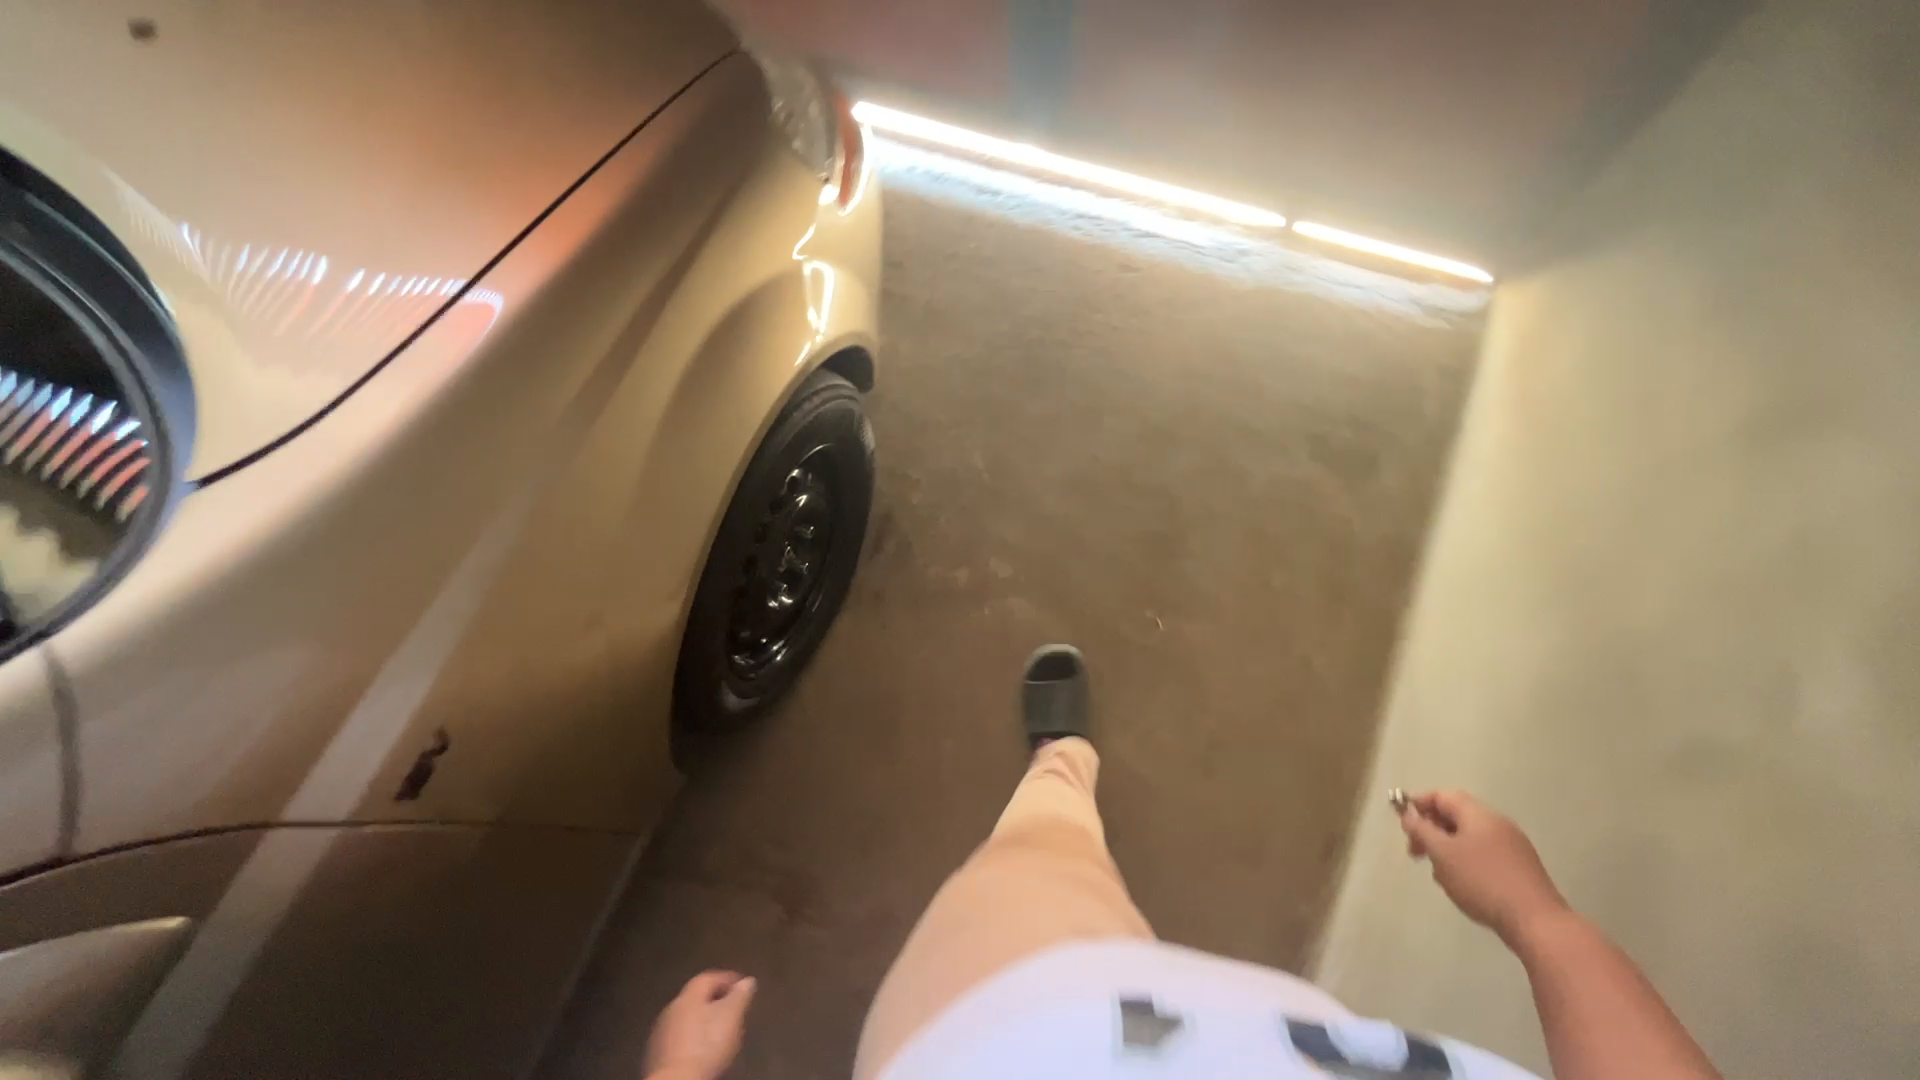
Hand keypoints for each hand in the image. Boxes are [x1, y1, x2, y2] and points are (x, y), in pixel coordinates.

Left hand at [646, 971, 756, 1079]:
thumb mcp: (732, 1016)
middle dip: (715, 1001)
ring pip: (687, 1018)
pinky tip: (703, 1049)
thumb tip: (747, 981)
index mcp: (689, 996)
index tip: (743, 986)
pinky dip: (693, 1038)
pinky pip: (680, 1038)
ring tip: (720, 1032)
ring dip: (703, 1021)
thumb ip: (740, 996)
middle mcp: (672, 1008)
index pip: (709, 978)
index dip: (727, 979)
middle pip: (697, 998)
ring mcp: (662, 1031)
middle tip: (733, 1009)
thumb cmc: (707, 1044)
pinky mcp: (658, 1054)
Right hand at [1398, 790, 1570, 944]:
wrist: (1536, 921)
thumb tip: (1408, 814)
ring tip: (1441, 876)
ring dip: (1447, 850)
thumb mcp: (1442, 853)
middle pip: (1455, 816)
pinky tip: (1463, 886)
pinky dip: (1466, 863)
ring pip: (1468, 838)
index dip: (1418, 804)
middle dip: (1431, 831)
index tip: (1404, 825)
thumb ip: (1421, 830)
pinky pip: (1483, 855)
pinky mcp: (1519, 868)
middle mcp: (1498, 824)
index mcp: (1479, 814)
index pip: (1442, 796)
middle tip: (1416, 853)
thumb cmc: (1482, 881)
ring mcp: (1512, 846)